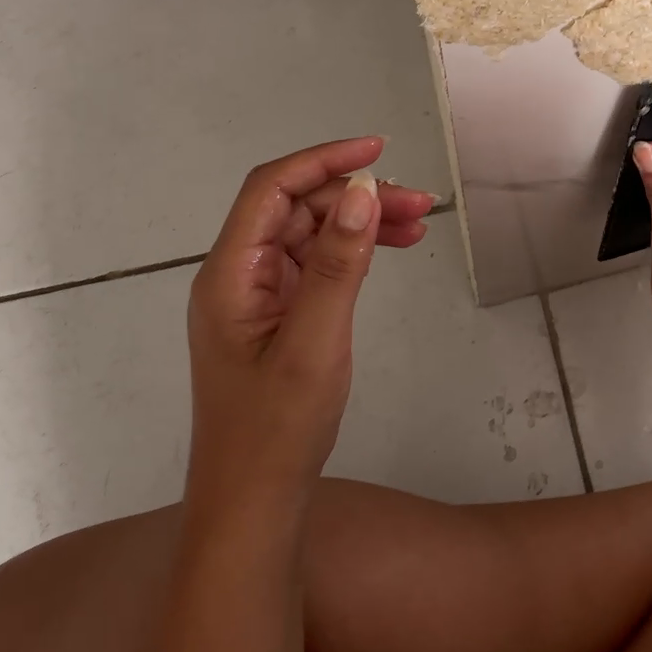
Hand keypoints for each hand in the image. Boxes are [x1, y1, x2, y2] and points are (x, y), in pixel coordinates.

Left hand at [183, 137, 435, 509]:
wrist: (255, 502)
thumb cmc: (277, 428)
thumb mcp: (315, 343)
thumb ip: (339, 265)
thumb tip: (362, 193)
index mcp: (230, 275)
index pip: (271, 190)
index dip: (323, 160)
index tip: (379, 150)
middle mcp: (240, 276)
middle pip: (298, 209)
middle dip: (357, 196)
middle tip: (421, 204)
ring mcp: (259, 296)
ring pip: (313, 234)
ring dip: (362, 222)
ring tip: (420, 223)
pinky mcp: (280, 316)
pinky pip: (319, 265)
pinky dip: (356, 252)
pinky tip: (392, 250)